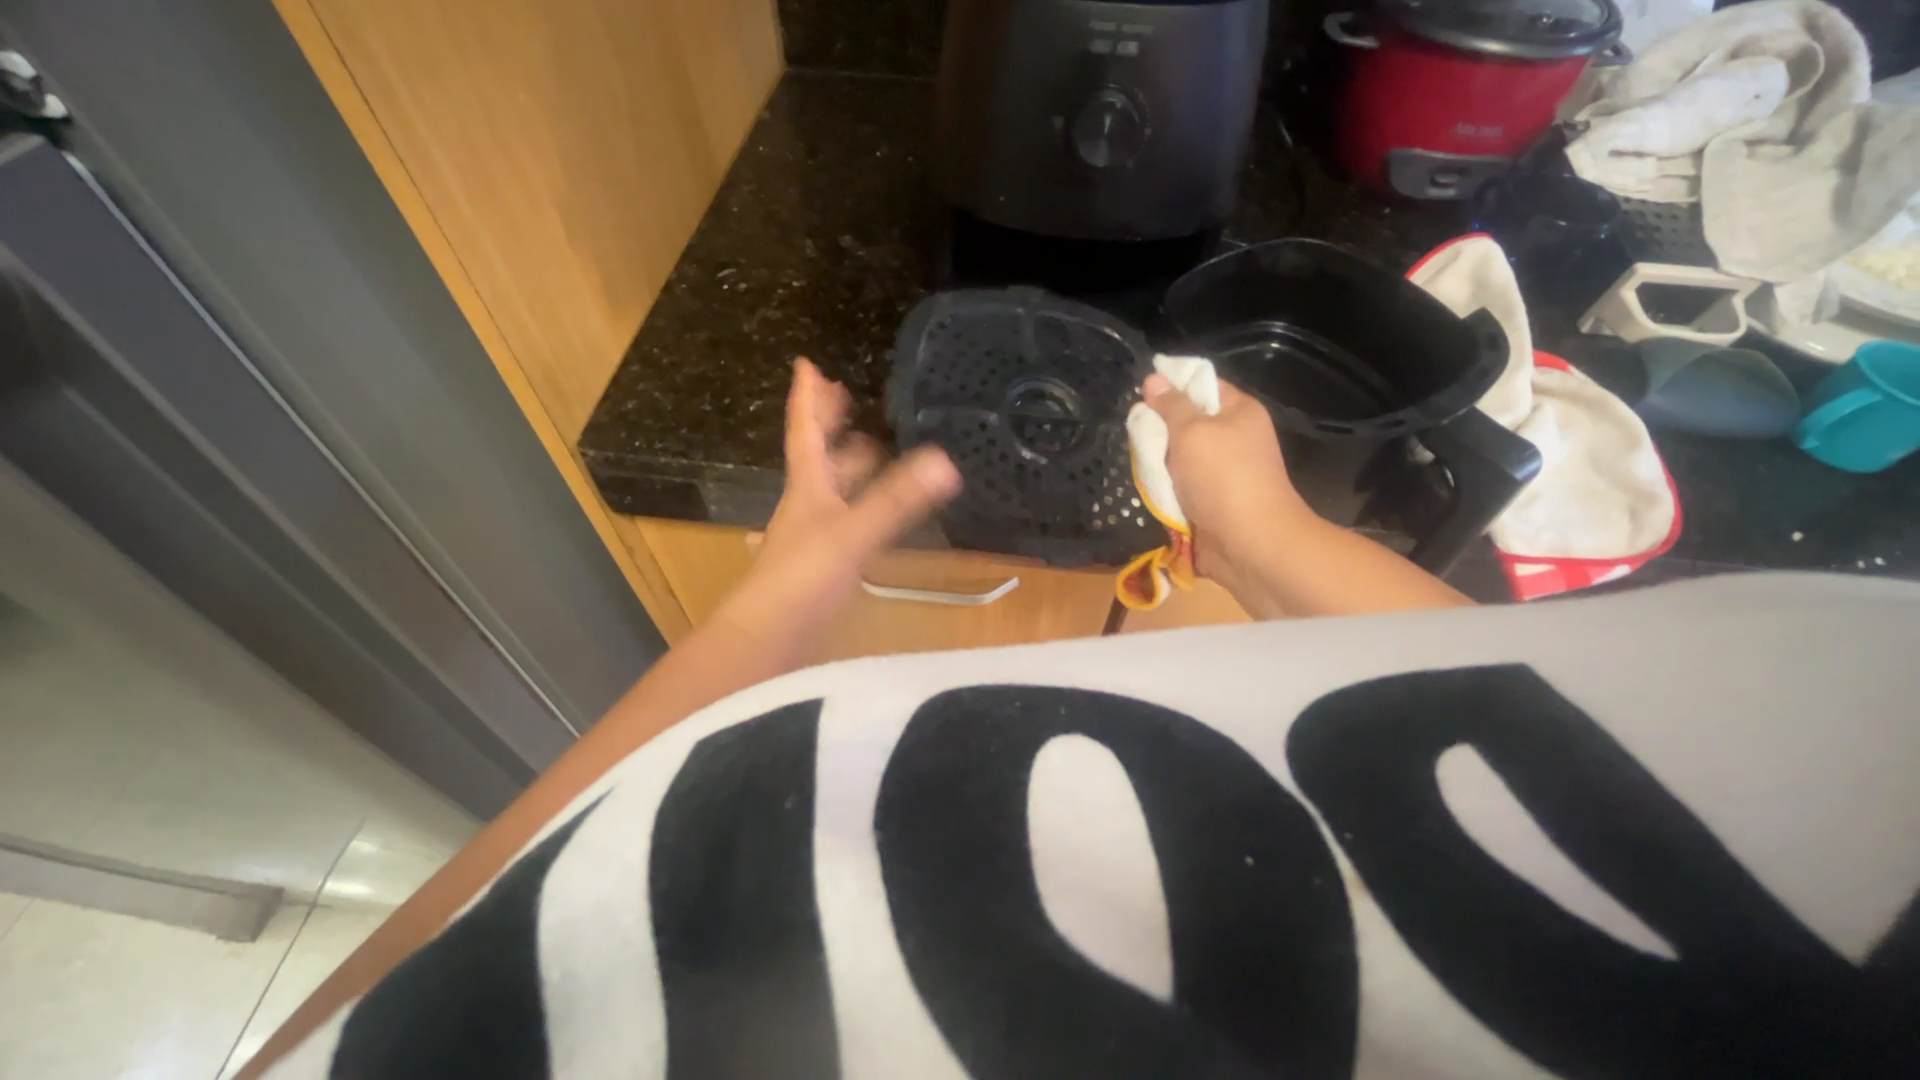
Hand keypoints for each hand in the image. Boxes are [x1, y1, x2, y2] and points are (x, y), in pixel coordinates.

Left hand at [715, 359, 961, 642]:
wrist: (767, 637)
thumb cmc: (802, 577)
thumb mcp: (853, 533)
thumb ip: (898, 500)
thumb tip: (946, 460)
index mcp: (808, 486)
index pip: (806, 431)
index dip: (809, 398)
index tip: (808, 363)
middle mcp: (807, 504)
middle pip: (819, 456)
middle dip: (831, 425)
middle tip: (847, 395)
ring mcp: (813, 536)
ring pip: (831, 489)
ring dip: (848, 466)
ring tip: (873, 449)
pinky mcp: (823, 566)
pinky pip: (843, 521)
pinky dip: (858, 507)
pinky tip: (870, 515)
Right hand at [1141, 372, 1315, 597]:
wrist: (1250, 543)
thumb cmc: (1223, 478)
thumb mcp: (1192, 432)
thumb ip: (1170, 406)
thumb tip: (1154, 379)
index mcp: (1239, 411)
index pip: (1202, 384)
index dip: (1172, 385)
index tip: (1141, 394)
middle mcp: (1235, 438)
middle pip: (1186, 423)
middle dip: (1160, 431)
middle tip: (1139, 437)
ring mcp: (1224, 473)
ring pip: (1179, 458)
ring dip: (1160, 466)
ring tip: (1143, 469)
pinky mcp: (1212, 502)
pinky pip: (1181, 488)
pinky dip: (1166, 491)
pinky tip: (1153, 494)